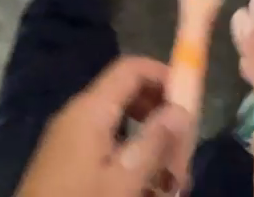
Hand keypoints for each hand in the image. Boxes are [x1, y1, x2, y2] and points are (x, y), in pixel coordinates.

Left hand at [15, 57, 193, 196]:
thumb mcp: (124, 181)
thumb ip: (154, 142)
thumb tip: (181, 109)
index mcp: (90, 109)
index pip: (131, 68)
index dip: (163, 75)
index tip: (189, 102)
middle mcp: (78, 113)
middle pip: (127, 94)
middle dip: (159, 116)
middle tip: (183, 151)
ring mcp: (68, 137)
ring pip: (119, 124)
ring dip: (147, 143)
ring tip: (169, 180)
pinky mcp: (65, 160)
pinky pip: (105, 144)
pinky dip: (127, 157)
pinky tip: (142, 187)